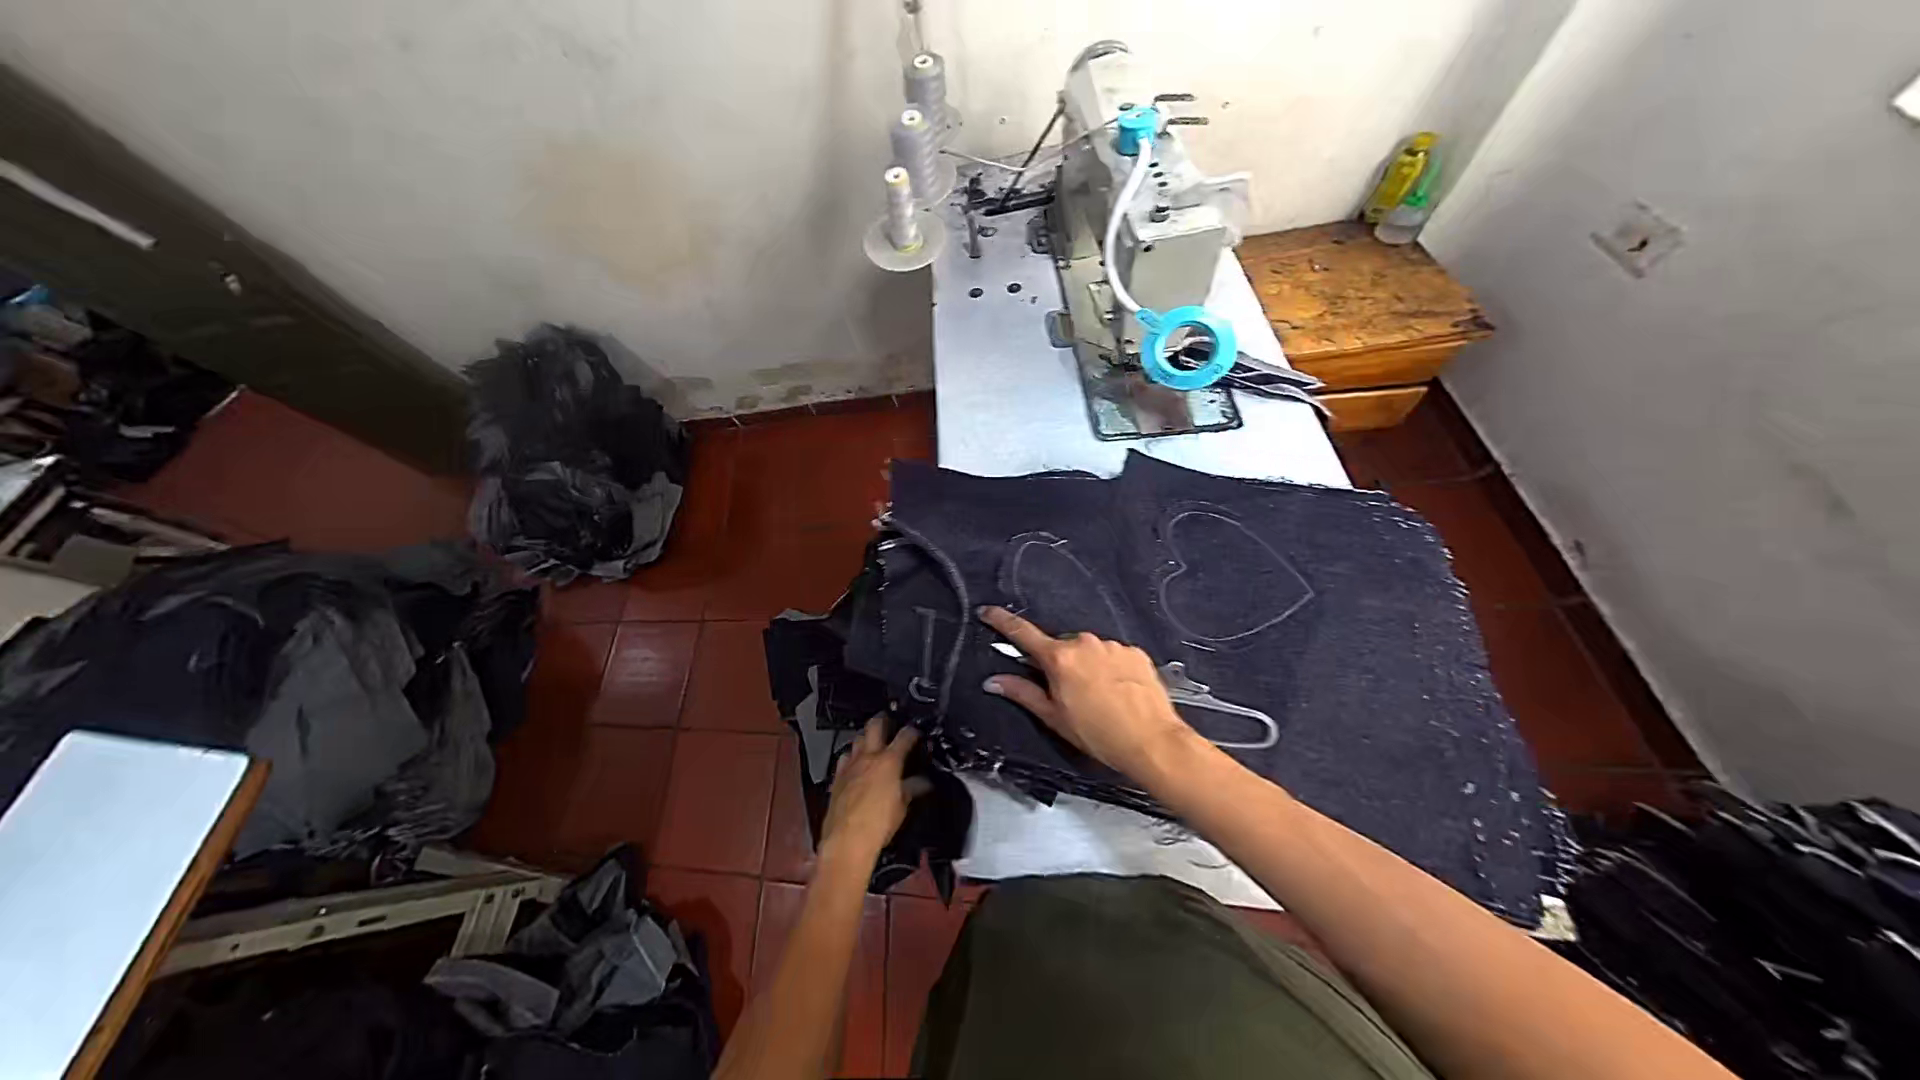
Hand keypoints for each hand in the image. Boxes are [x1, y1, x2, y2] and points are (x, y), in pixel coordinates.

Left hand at [818, 717, 930, 867]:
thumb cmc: (878, 824)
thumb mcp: (902, 806)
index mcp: (889, 761)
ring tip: (873, 740)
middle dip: (884, 719)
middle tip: (890, 721)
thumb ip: (912, 788)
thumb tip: (922, 782)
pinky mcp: (836, 777)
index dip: (913, 731)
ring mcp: (849, 765)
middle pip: (875, 725)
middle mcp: (868, 757)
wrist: (846, 841)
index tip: (916, 732)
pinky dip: (851, 755)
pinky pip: (844, 757)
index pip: (905, 736)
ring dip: (866, 737)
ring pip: (857, 739)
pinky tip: (854, 762)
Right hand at [978, 606, 1197, 782]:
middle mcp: (1085, 644)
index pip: (1022, 633)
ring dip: (1086, 667)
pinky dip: (1109, 669)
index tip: (988, 612)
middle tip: (1065, 693)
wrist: (1151, 742)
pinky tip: (1116, 692)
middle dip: (1058, 664)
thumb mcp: (1054, 717)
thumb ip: (1022, 693)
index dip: (1002, 621)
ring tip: (1097, 698)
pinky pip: (1112, 655)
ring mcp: (1112, 646)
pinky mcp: (1134, 652)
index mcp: (1059, 659)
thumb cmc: (1100, 734)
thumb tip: (994, 681)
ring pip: (1088, 651)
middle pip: (1060, 647)